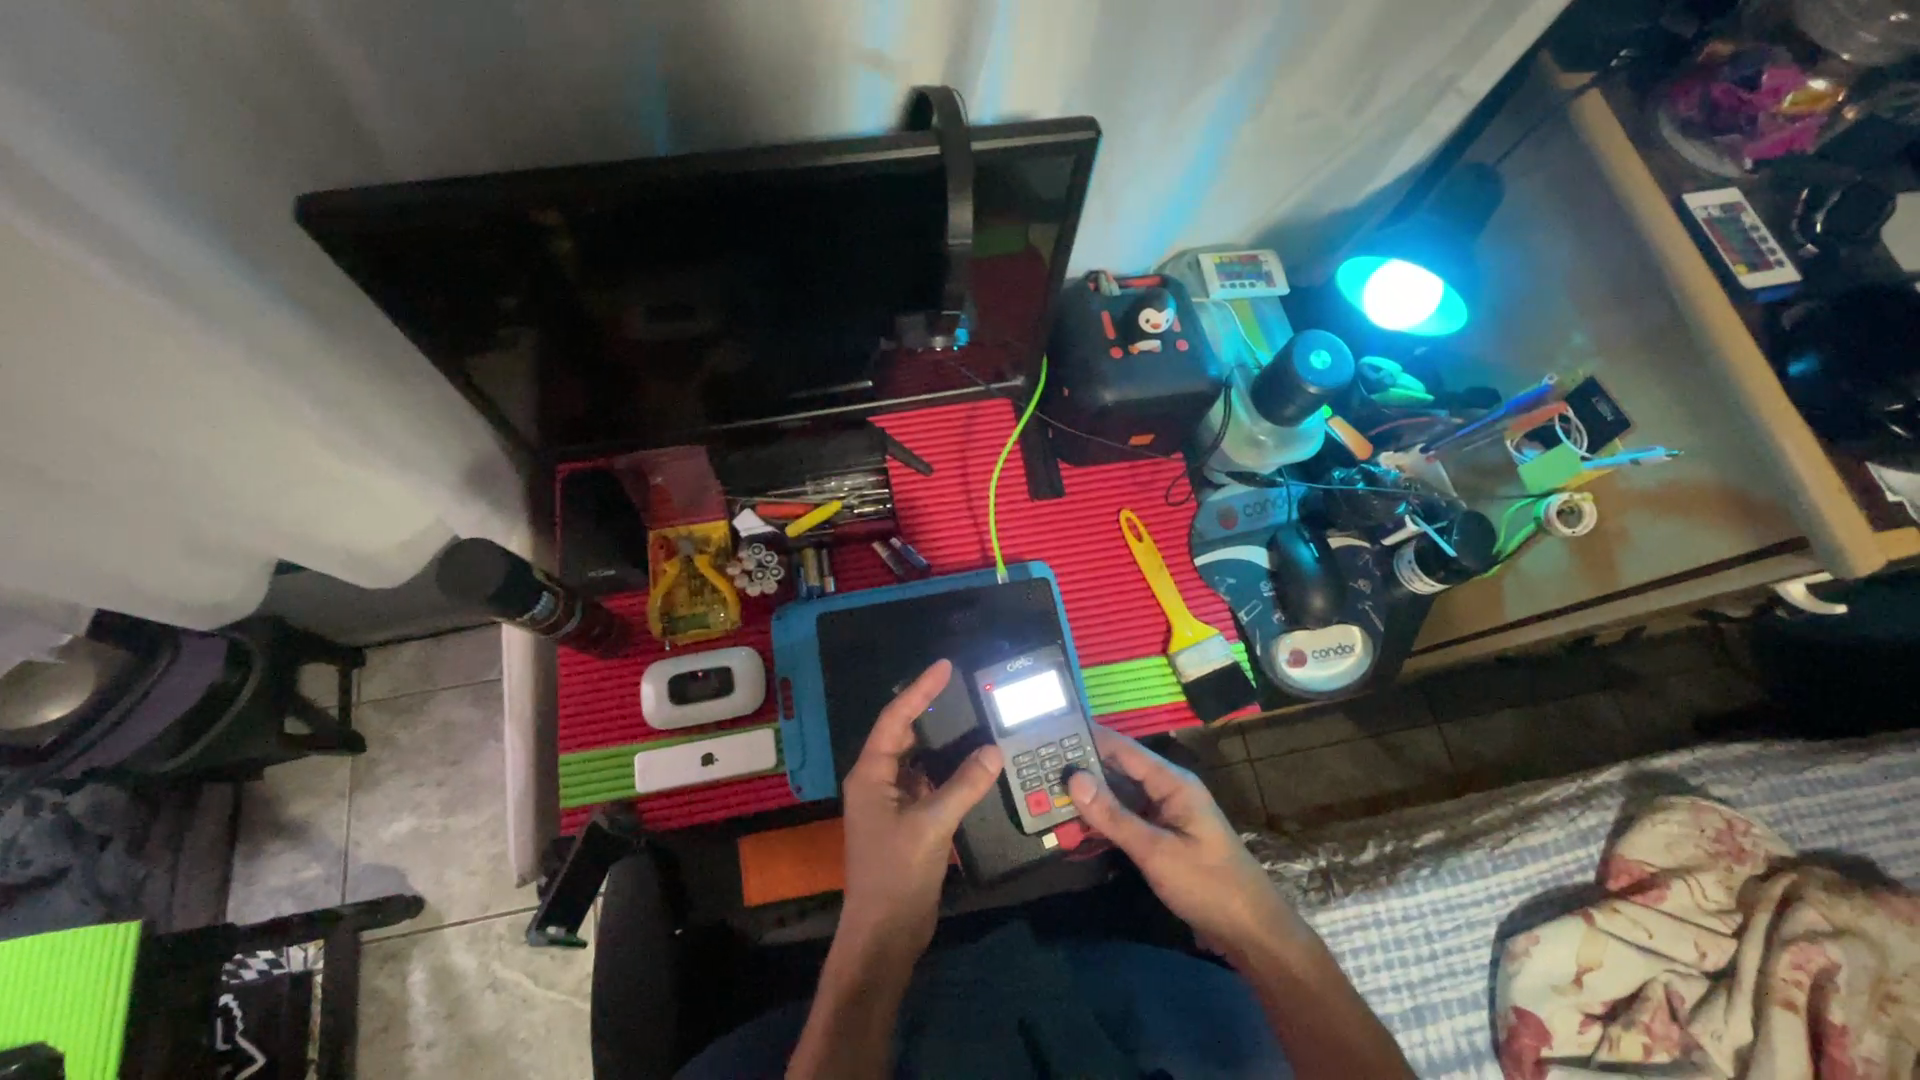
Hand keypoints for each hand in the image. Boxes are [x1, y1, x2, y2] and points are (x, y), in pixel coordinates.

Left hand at [837, 659, 1004, 960]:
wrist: (885, 932)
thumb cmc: (897, 874)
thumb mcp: (932, 825)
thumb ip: (964, 785)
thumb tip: (993, 750)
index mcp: (871, 774)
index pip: (896, 719)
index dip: (920, 691)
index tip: (945, 666)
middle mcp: (878, 782)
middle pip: (907, 736)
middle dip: (934, 713)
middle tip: (967, 690)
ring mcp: (893, 803)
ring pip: (921, 761)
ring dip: (946, 745)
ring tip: (978, 720)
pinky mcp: (909, 822)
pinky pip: (931, 784)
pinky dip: (952, 773)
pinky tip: (977, 766)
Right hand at [1066, 727, 1293, 959]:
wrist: (1250, 933)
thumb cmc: (1208, 885)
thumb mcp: (1156, 851)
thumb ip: (1113, 815)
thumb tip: (1073, 778)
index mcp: (1173, 783)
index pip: (1123, 749)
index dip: (1088, 738)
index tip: (1050, 731)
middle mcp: (1167, 791)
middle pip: (1118, 770)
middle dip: (1081, 768)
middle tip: (1034, 765)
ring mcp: (1164, 816)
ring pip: (1119, 797)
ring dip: (1088, 797)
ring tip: (1044, 790)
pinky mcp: (1161, 839)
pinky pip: (1125, 820)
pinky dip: (1101, 821)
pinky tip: (1072, 824)